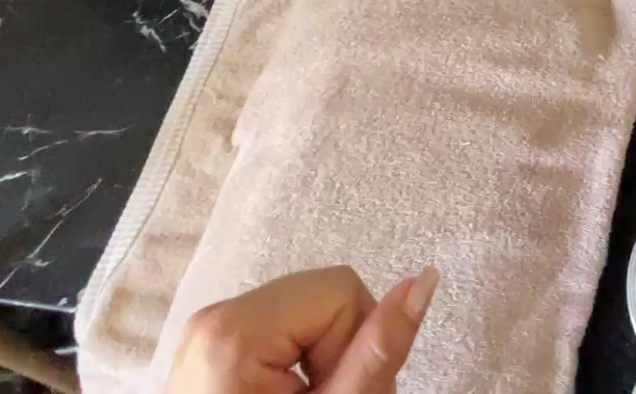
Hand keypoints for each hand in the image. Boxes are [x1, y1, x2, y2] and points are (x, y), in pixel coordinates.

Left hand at [165, 265, 438, 393]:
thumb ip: (379, 351)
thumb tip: (424, 279)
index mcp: (237, 327)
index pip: (344, 290)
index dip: (357, 344)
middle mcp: (218, 314)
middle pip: (326, 293)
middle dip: (344, 347)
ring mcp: (211, 328)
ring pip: (311, 306)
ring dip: (326, 352)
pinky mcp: (214, 343)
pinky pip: (285, 321)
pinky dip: (300, 356)